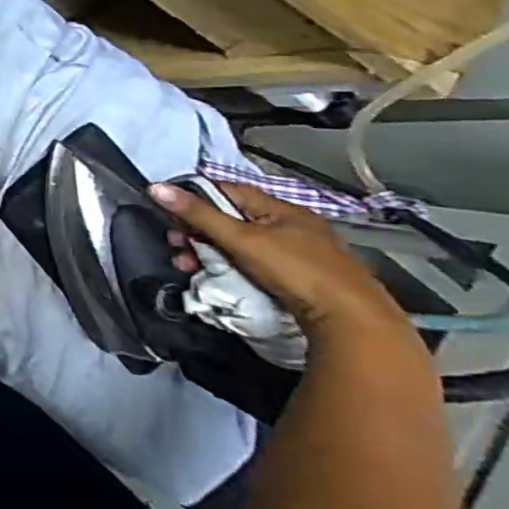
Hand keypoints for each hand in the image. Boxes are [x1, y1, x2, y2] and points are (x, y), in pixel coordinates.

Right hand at [151, 181, 409, 341]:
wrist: (352, 321)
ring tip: (189, 265)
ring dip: (208, 250)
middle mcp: (290, 224)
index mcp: (281, 209)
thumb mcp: (241, 239)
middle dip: (196, 230)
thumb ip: (198, 213)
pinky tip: (218, 274)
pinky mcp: (299, 273)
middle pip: (229, 217)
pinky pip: (252, 259)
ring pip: (239, 241)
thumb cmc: (296, 271)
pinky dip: (230, 264)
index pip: (225, 190)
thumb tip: (155, 186)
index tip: (169, 213)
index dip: (193, 198)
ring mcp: (297, 250)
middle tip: (176, 245)